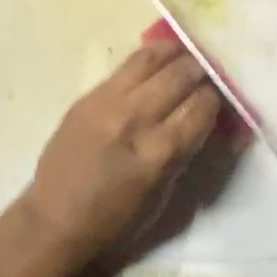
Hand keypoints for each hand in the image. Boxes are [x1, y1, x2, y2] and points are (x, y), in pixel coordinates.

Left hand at [16, 40, 221, 266]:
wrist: (54, 222)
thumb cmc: (116, 222)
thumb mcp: (163, 197)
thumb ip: (187, 154)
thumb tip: (211, 123)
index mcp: (158, 153)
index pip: (201, 107)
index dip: (217, 98)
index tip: (221, 97)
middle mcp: (134, 120)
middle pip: (180, 76)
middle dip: (201, 71)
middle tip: (209, 72)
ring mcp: (106, 104)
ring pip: (150, 59)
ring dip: (175, 54)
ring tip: (186, 54)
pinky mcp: (86, 98)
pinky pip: (125, 67)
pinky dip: (148, 60)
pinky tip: (158, 61)